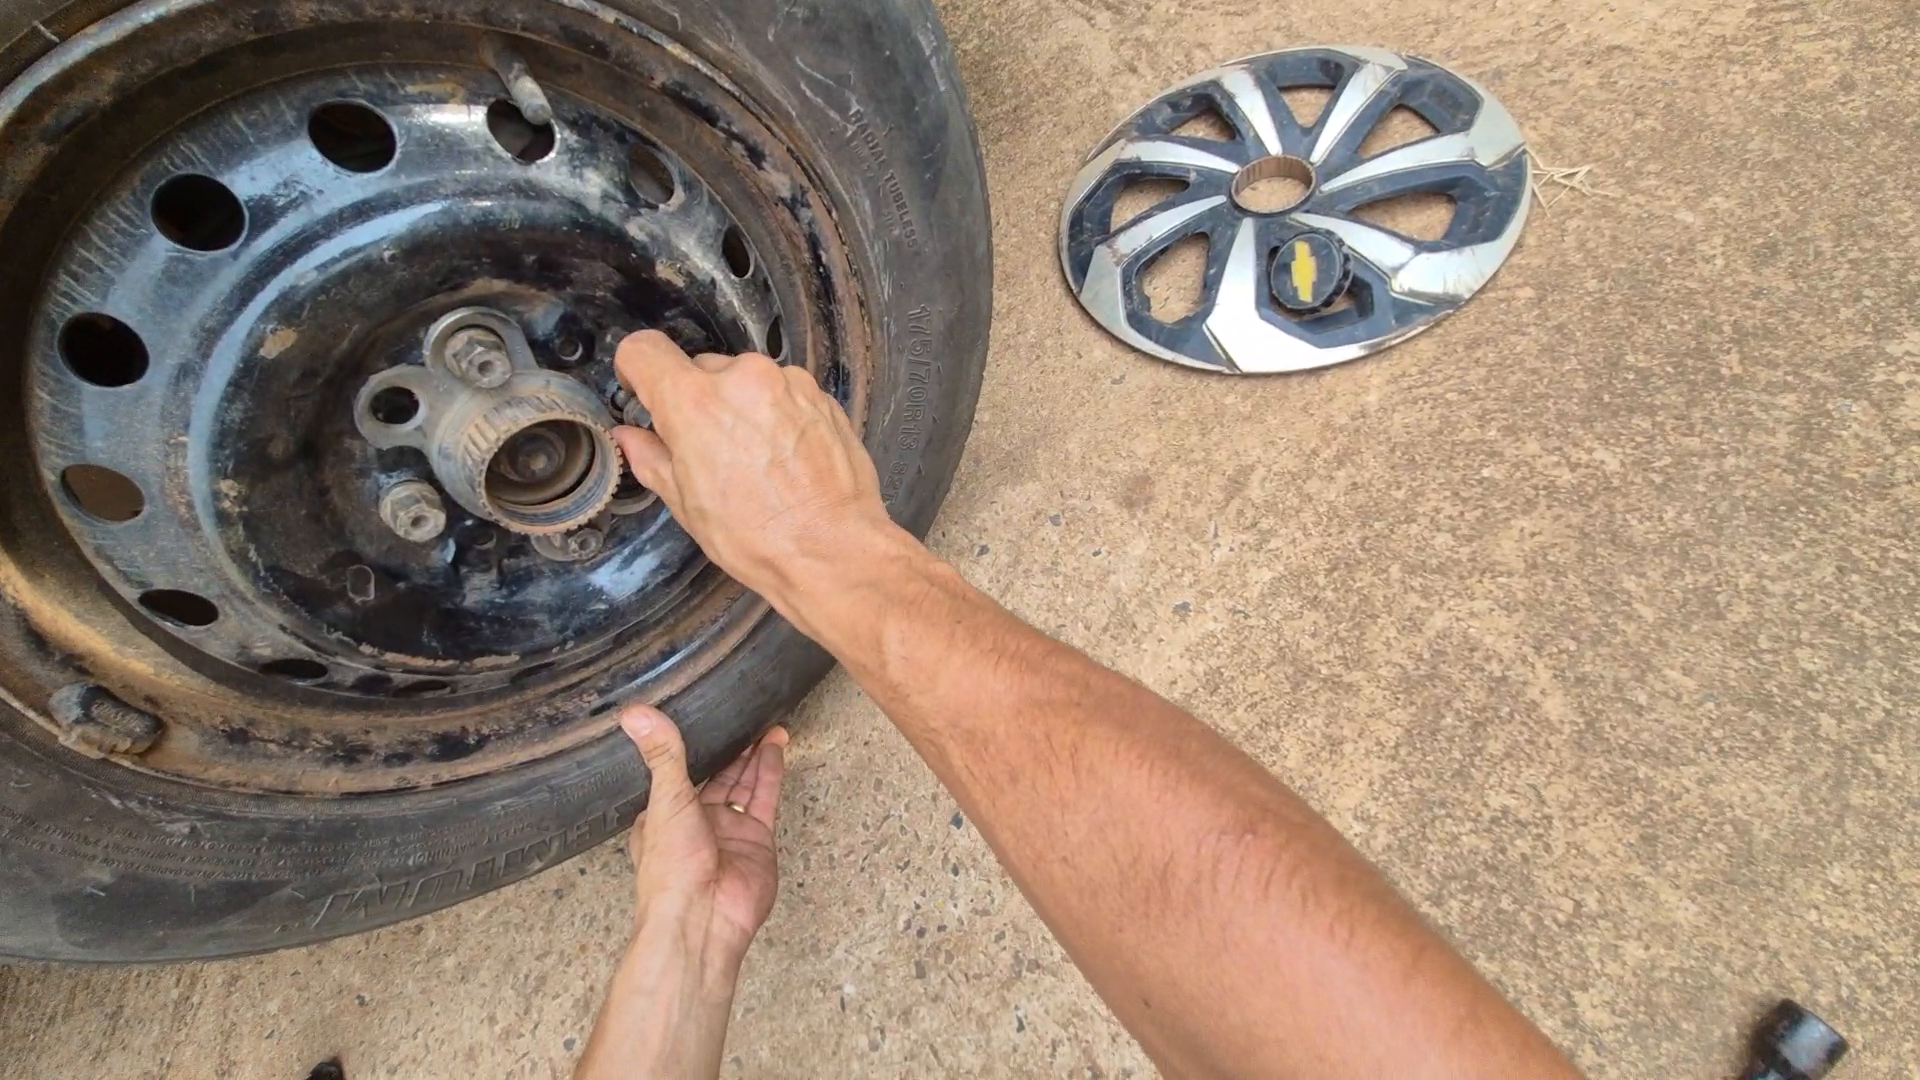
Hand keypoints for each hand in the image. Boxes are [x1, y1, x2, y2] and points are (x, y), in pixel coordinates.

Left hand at [575, 707, 788, 1079]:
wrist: (703, 918)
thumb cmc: (671, 869)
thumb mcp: (664, 800)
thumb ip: (662, 755)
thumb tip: (635, 713)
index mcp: (664, 817)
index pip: (679, 773)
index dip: (693, 748)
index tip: (706, 718)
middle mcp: (698, 823)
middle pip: (719, 776)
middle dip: (732, 749)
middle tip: (746, 717)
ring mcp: (730, 832)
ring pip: (745, 783)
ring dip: (755, 755)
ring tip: (767, 724)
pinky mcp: (758, 839)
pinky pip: (765, 798)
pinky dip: (772, 772)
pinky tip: (776, 746)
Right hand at [608, 331, 896, 606]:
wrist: (835, 552)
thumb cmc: (758, 538)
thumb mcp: (688, 505)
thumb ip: (653, 458)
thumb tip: (631, 437)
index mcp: (696, 401)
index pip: (645, 350)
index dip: (637, 372)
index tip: (645, 394)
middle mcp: (745, 378)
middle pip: (702, 369)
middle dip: (699, 402)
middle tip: (711, 451)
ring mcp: (791, 384)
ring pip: (748, 382)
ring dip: (744, 408)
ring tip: (758, 461)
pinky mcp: (824, 399)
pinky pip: (787, 395)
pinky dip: (780, 417)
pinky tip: (787, 459)